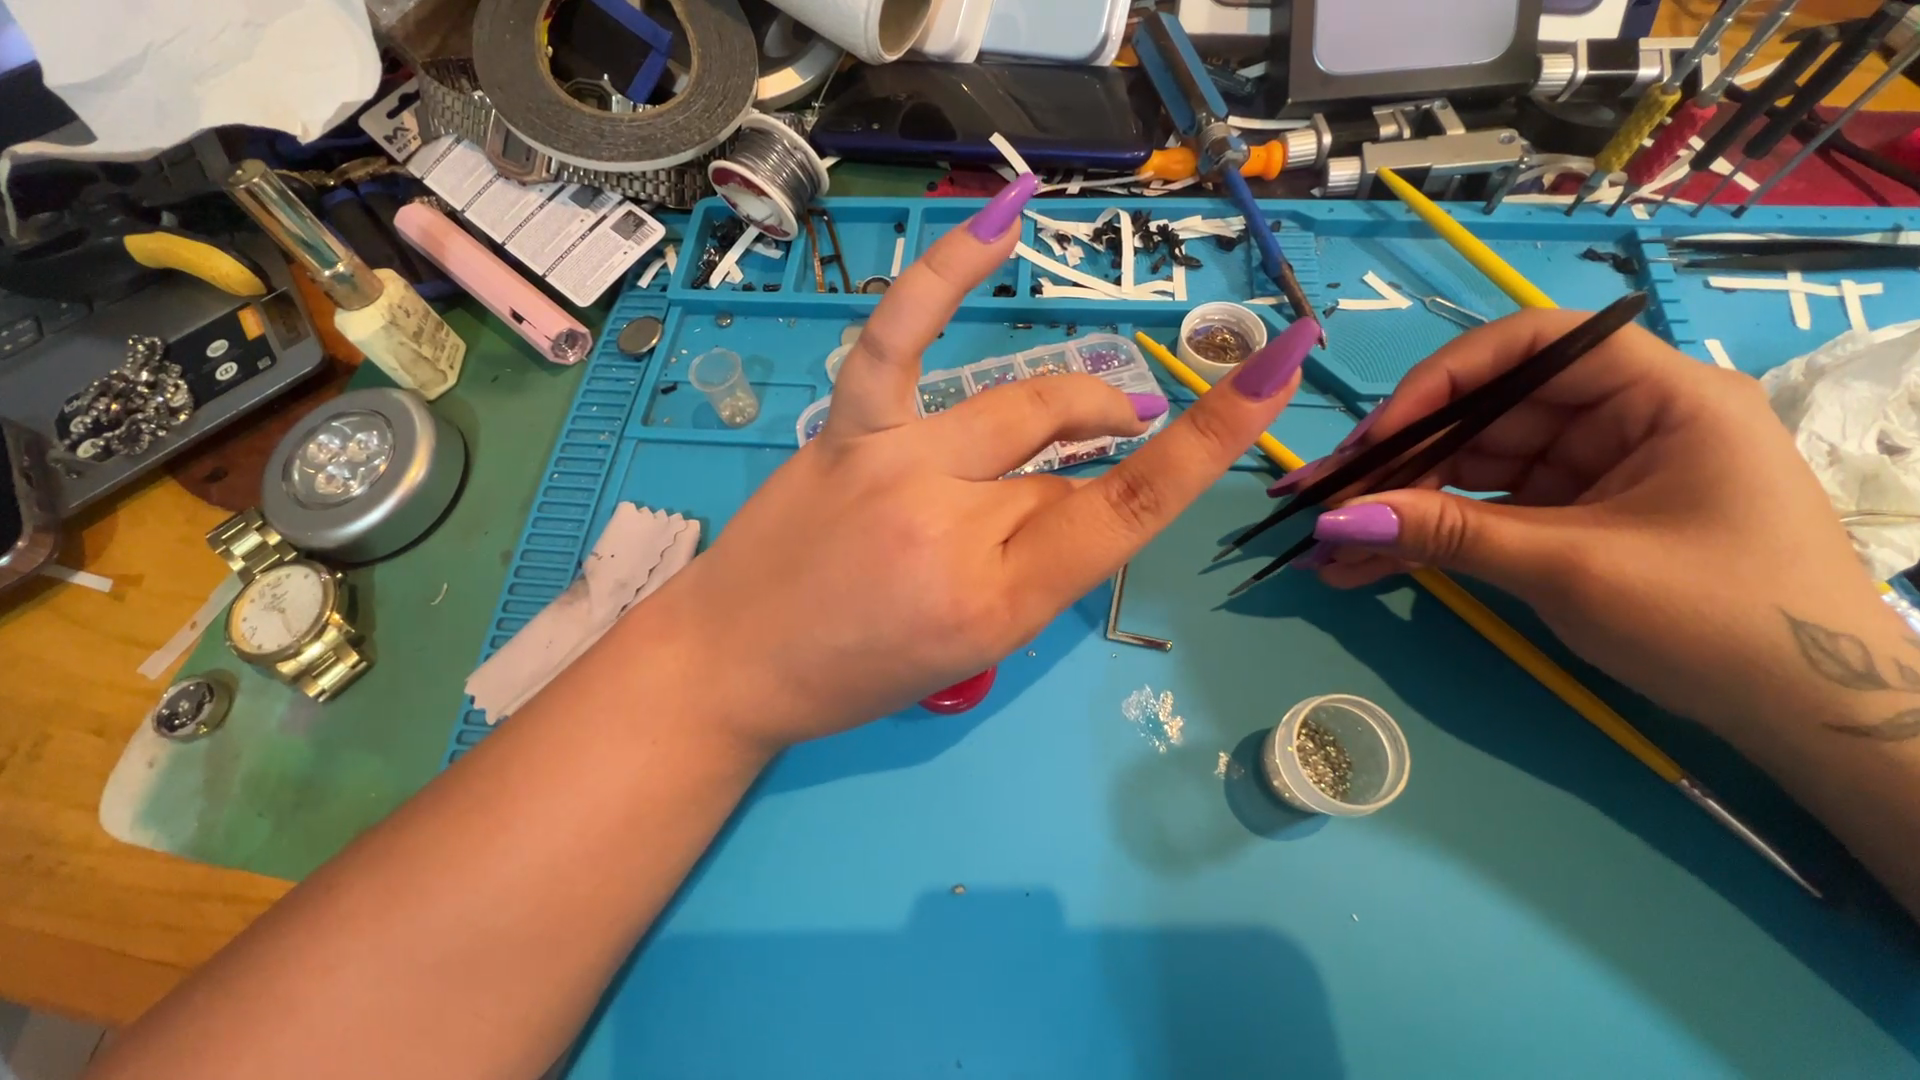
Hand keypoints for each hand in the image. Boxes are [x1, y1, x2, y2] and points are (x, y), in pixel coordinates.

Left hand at [642, 177, 1315, 751]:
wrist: (728, 667)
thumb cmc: (851, 676)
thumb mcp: (971, 650)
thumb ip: (1035, 568)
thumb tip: (1074, 491)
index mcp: (999, 603)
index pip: (1128, 511)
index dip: (1212, 441)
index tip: (1272, 375)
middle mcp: (956, 528)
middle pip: (1070, 462)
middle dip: (1100, 453)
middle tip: (1109, 448)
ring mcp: (897, 467)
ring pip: (1019, 407)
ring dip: (1073, 402)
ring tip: (1097, 410)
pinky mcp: (847, 431)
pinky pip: (899, 340)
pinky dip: (948, 274)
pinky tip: (1001, 218)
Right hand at [1297, 309, 1898, 735]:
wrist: (1808, 717)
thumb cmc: (1717, 619)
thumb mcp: (1572, 569)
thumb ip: (1448, 535)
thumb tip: (1334, 520)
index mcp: (1657, 396)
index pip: (1531, 347)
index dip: (1442, 381)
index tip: (1377, 436)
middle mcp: (1619, 420)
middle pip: (1484, 416)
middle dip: (1398, 464)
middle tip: (1323, 502)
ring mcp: (1590, 473)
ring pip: (1470, 471)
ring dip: (1399, 510)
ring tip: (1327, 548)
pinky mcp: (1569, 521)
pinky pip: (1482, 515)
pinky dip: (1428, 540)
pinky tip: (1364, 564)